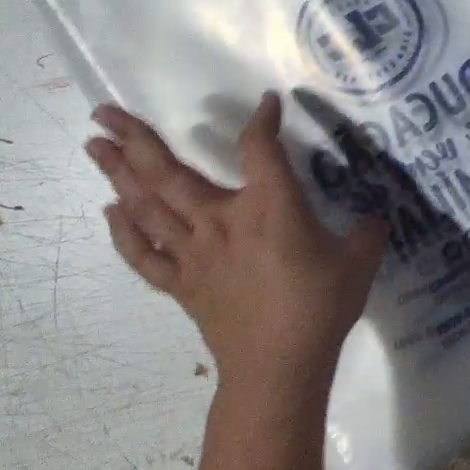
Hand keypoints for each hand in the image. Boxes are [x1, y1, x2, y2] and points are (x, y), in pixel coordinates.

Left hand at [87, 93, 386, 392]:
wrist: (278, 366)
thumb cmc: (322, 305)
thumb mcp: (361, 259)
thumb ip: (367, 230)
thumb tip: (374, 217)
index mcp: (271, 207)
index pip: (260, 149)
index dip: (262, 121)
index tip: (268, 104)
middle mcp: (222, 221)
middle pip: (170, 174)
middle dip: (136, 140)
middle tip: (105, 112)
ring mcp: (194, 253)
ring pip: (146, 206)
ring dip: (118, 173)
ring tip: (95, 145)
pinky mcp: (181, 283)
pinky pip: (142, 254)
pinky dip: (123, 230)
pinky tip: (112, 210)